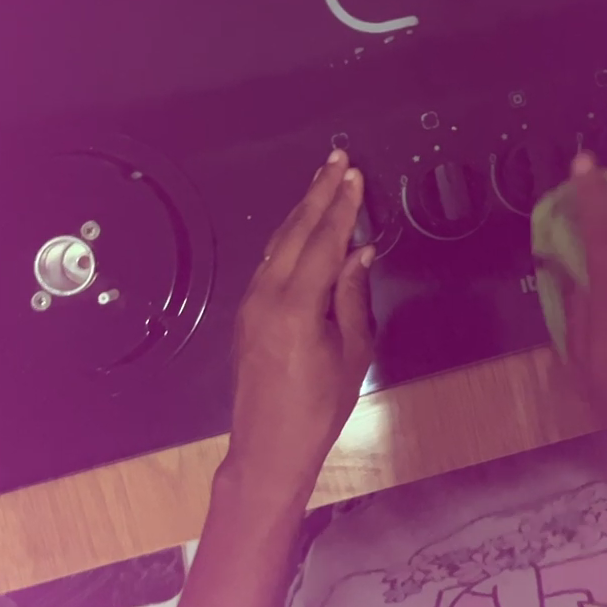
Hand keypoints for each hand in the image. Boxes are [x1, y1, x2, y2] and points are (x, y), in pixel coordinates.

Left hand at [225, 150, 375, 498]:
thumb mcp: (353, 352)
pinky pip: (271, 261)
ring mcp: (251, 301)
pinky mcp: (246, 310)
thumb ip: (353, 294)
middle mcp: (268, 294)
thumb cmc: (321, 406)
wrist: (268, 447)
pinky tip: (303, 223)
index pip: (324, 241)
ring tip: (322, 180)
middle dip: (318, 193)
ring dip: (302, 209)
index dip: (341, 206)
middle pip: (296, 231)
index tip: (354, 174)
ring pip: (279, 243)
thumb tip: (360, 249)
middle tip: (336, 159)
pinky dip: (290, 235)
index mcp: (297, 306)